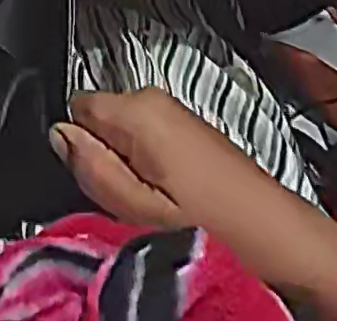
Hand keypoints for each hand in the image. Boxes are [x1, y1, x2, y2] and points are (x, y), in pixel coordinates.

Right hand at [53, 89, 336, 320]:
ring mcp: (174, 112)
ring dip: (126, 166)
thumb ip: (93, 167)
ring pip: (120, 132)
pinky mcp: (187, 128)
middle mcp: (156, 99)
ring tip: (151, 205)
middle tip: (127, 203)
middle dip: (103, 158)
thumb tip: (58, 134)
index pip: (75, 108)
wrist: (278, 237)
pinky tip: (168, 199)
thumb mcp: (139, 212)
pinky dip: (147, 167)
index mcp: (139, 111)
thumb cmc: (215, 227)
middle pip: (98, 120)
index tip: (98, 183)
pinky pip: (144, 139)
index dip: (78, 149)